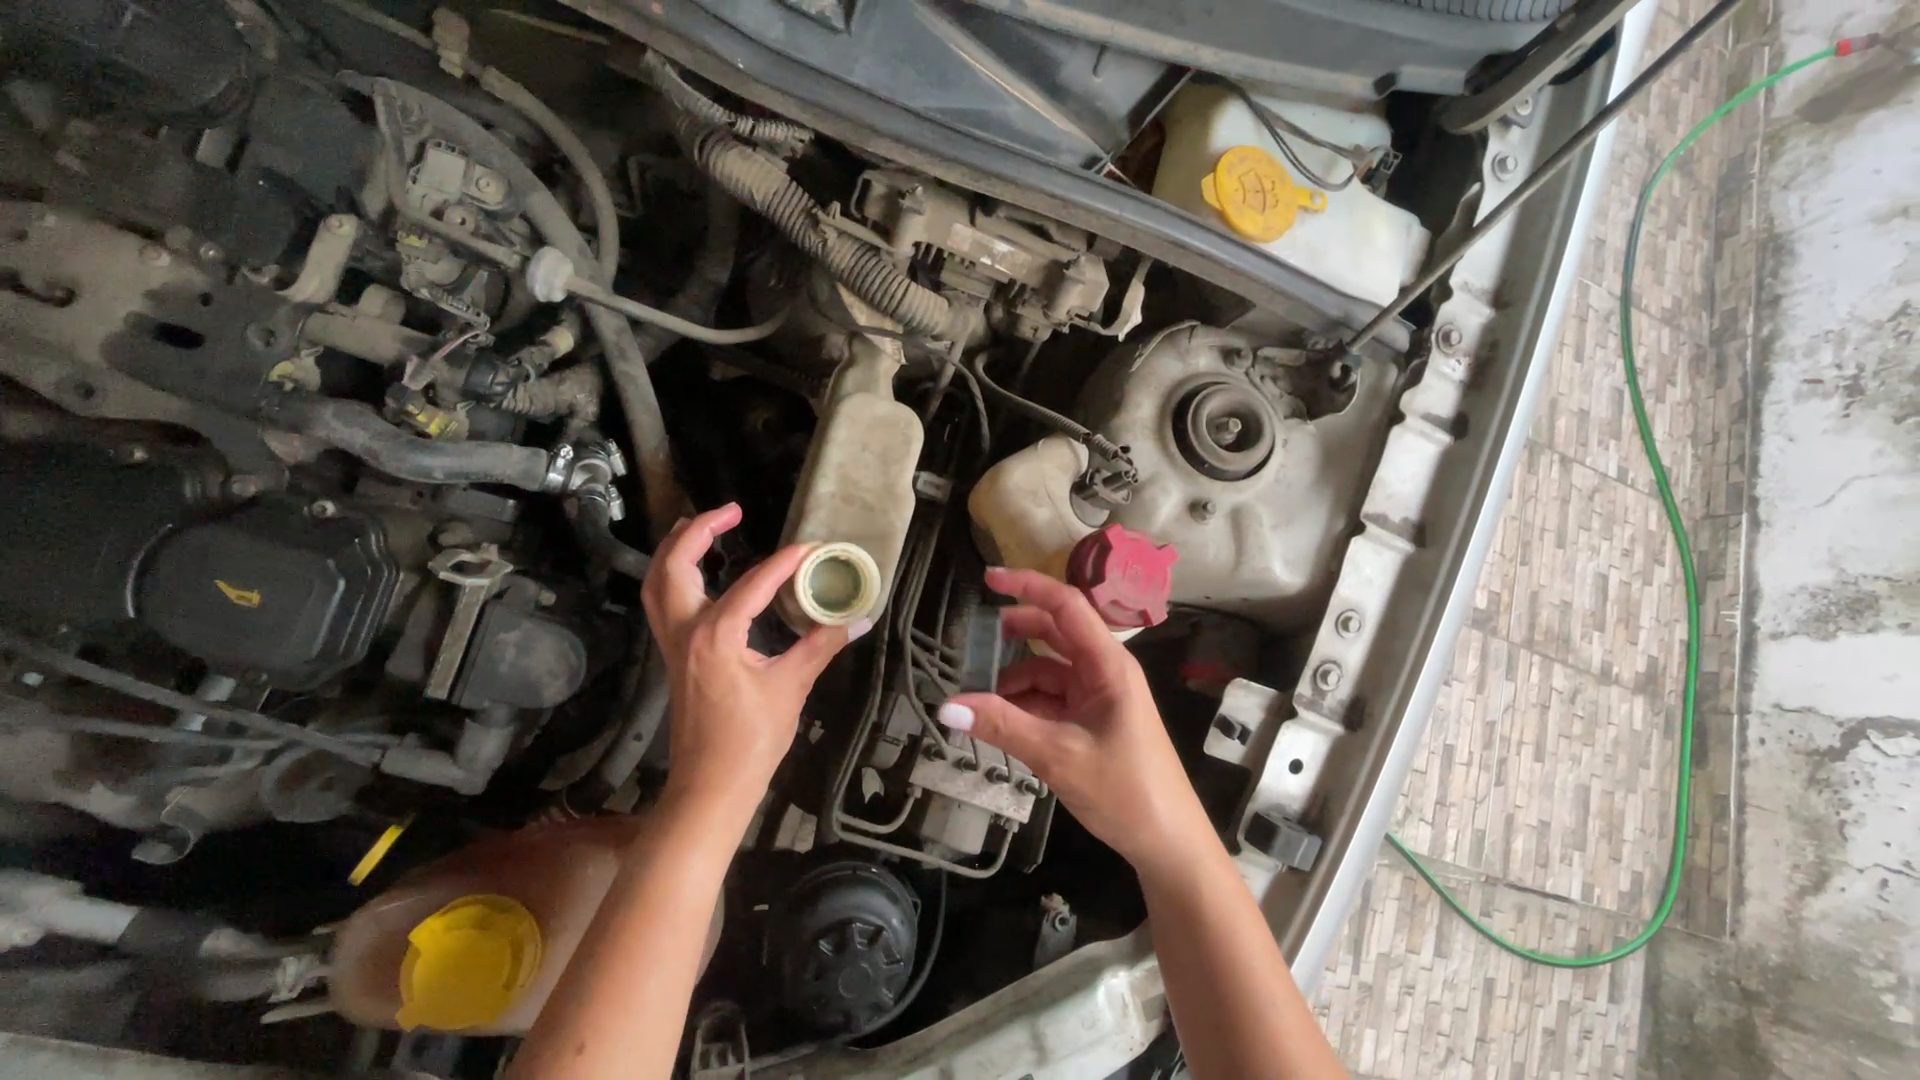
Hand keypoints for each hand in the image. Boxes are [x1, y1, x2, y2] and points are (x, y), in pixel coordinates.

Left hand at [641, 503, 866, 815]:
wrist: (711, 785)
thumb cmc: (751, 741)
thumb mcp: (791, 688)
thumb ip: (819, 647)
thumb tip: (856, 621)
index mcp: (716, 637)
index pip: (752, 584)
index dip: (784, 562)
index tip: (811, 547)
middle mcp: (685, 631)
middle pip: (675, 565)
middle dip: (699, 530)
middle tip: (732, 511)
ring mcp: (672, 644)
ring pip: (657, 581)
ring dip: (676, 549)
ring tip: (702, 527)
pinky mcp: (672, 656)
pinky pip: (662, 602)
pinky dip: (674, 576)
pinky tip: (698, 574)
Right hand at [939, 567, 1213, 878]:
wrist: (1168, 842)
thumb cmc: (1125, 791)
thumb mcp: (1058, 756)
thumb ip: (1002, 726)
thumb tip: (946, 705)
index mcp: (1108, 664)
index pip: (1066, 606)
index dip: (1028, 586)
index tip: (988, 578)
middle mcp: (1105, 671)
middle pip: (1055, 632)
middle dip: (1016, 631)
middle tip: (975, 637)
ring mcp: (1100, 697)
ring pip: (1049, 669)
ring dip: (1015, 678)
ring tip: (979, 697)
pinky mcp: (1094, 721)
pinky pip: (1053, 698)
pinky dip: (1025, 704)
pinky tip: (1000, 722)